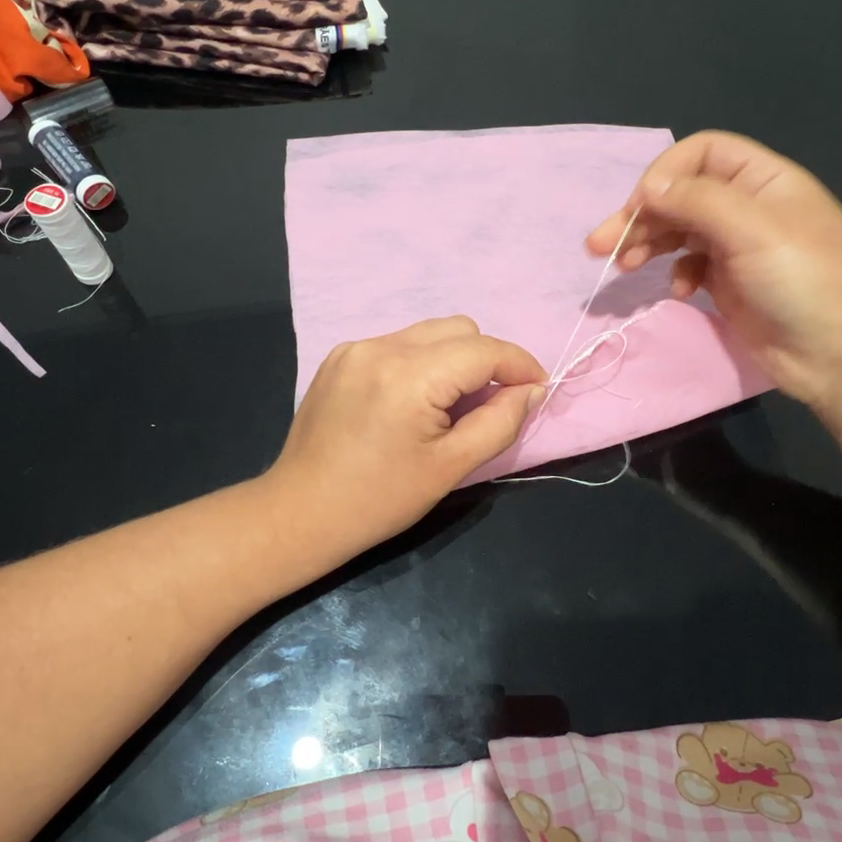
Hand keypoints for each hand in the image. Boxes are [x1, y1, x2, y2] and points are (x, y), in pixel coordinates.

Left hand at [267, 317, 545, 554]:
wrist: (302, 512)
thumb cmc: (380, 500)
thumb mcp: (451, 467)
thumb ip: (500, 423)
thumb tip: (531, 390)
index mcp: (410, 375)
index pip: (484, 350)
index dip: (520, 365)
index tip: (539, 389)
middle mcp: (381, 347)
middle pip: (459, 329)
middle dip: (487, 361)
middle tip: (492, 405)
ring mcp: (355, 347)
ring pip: (429, 332)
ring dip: (454, 360)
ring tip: (451, 407)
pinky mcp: (339, 356)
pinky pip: (398, 344)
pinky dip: (421, 363)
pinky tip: (412, 403)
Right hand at [587, 130, 841, 407]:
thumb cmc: (806, 283)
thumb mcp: (754, 230)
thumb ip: (698, 201)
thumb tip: (648, 187)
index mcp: (765, 180)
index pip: (702, 153)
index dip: (665, 173)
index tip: (639, 208)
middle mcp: (750, 207)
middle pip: (682, 194)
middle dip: (641, 215)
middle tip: (600, 246)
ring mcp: (739, 247)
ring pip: (680, 231)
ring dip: (648, 244)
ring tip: (621, 267)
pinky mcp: (731, 284)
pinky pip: (690, 266)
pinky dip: (676, 274)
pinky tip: (679, 291)